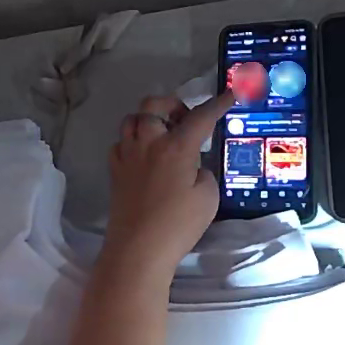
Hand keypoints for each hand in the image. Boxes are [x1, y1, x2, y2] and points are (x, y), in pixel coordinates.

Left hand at [100, 91, 233, 277]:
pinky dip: (133, 142)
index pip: (201, 117)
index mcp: (176, 147)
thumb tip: (193, 167)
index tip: (230, 93)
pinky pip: (121, 143)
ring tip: (163, 137)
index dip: (217, 104)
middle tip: (186, 121)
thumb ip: (204, 174)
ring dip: (149, 120)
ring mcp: (127, 156)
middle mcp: (148, 143)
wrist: (137, 251)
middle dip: (172, 105)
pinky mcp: (114, 172)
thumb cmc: (178, 225)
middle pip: (153, 105)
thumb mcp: (208, 198)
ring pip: (132, 119)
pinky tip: (144, 157)